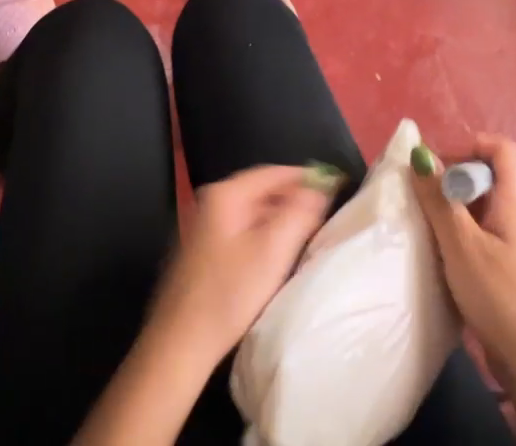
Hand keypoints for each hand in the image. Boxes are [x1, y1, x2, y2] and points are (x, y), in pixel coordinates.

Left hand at [147, 164, 340, 360]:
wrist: (181, 342)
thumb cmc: (229, 294)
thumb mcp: (273, 251)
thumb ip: (300, 213)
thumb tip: (320, 188)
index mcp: (224, 195)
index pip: (273, 173)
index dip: (306, 178)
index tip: (335, 187)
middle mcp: (210, 203)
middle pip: (261, 191)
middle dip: (293, 200)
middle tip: (325, 213)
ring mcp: (203, 226)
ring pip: (252, 213)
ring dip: (280, 219)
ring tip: (309, 233)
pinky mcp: (203, 251)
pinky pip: (242, 231)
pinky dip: (264, 235)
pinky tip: (279, 255)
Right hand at [410, 135, 515, 384]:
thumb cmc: (501, 296)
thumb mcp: (461, 245)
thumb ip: (439, 199)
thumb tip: (419, 154)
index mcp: (513, 202)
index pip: (502, 150)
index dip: (471, 145)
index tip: (438, 166)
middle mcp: (515, 216)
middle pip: (486, 177)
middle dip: (450, 179)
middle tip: (419, 198)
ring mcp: (510, 244)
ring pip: (476, 208)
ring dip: (448, 210)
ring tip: (420, 227)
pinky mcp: (502, 269)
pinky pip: (476, 235)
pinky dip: (453, 236)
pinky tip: (434, 257)